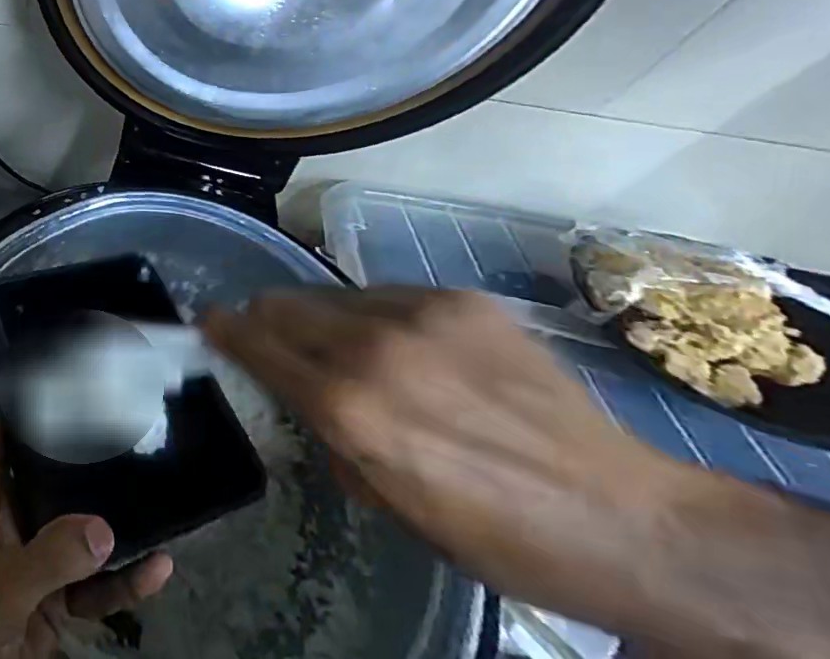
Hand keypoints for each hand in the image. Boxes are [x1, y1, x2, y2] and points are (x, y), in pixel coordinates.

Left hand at [0, 432, 173, 658]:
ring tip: (153, 497)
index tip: (48, 389)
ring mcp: (38, 571)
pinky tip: (158, 569)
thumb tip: (105, 527)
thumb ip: (50, 556)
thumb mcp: (3, 586)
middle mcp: (12, 533)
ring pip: (80, 538)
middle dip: (81, 468)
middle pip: (48, 489)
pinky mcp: (59, 608)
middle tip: (120, 432)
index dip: (16, 423)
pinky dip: (125, 583)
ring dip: (114, 527)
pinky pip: (96, 589)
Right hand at [200, 286, 678, 601]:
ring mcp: (421, 313)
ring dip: (324, 318)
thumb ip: (331, 438)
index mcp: (348, 407)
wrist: (620, 514)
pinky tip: (413, 349)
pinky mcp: (460, 299)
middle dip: (266, 320)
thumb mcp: (389, 505)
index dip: (225, 331)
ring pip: (334, 294)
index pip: (258, 343)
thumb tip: (306, 400)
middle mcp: (373, 345)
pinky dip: (379, 317)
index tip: (209, 324)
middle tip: (271, 338)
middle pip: (284, 303)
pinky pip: (389, 295)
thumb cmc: (492, 534)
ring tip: (353, 350)